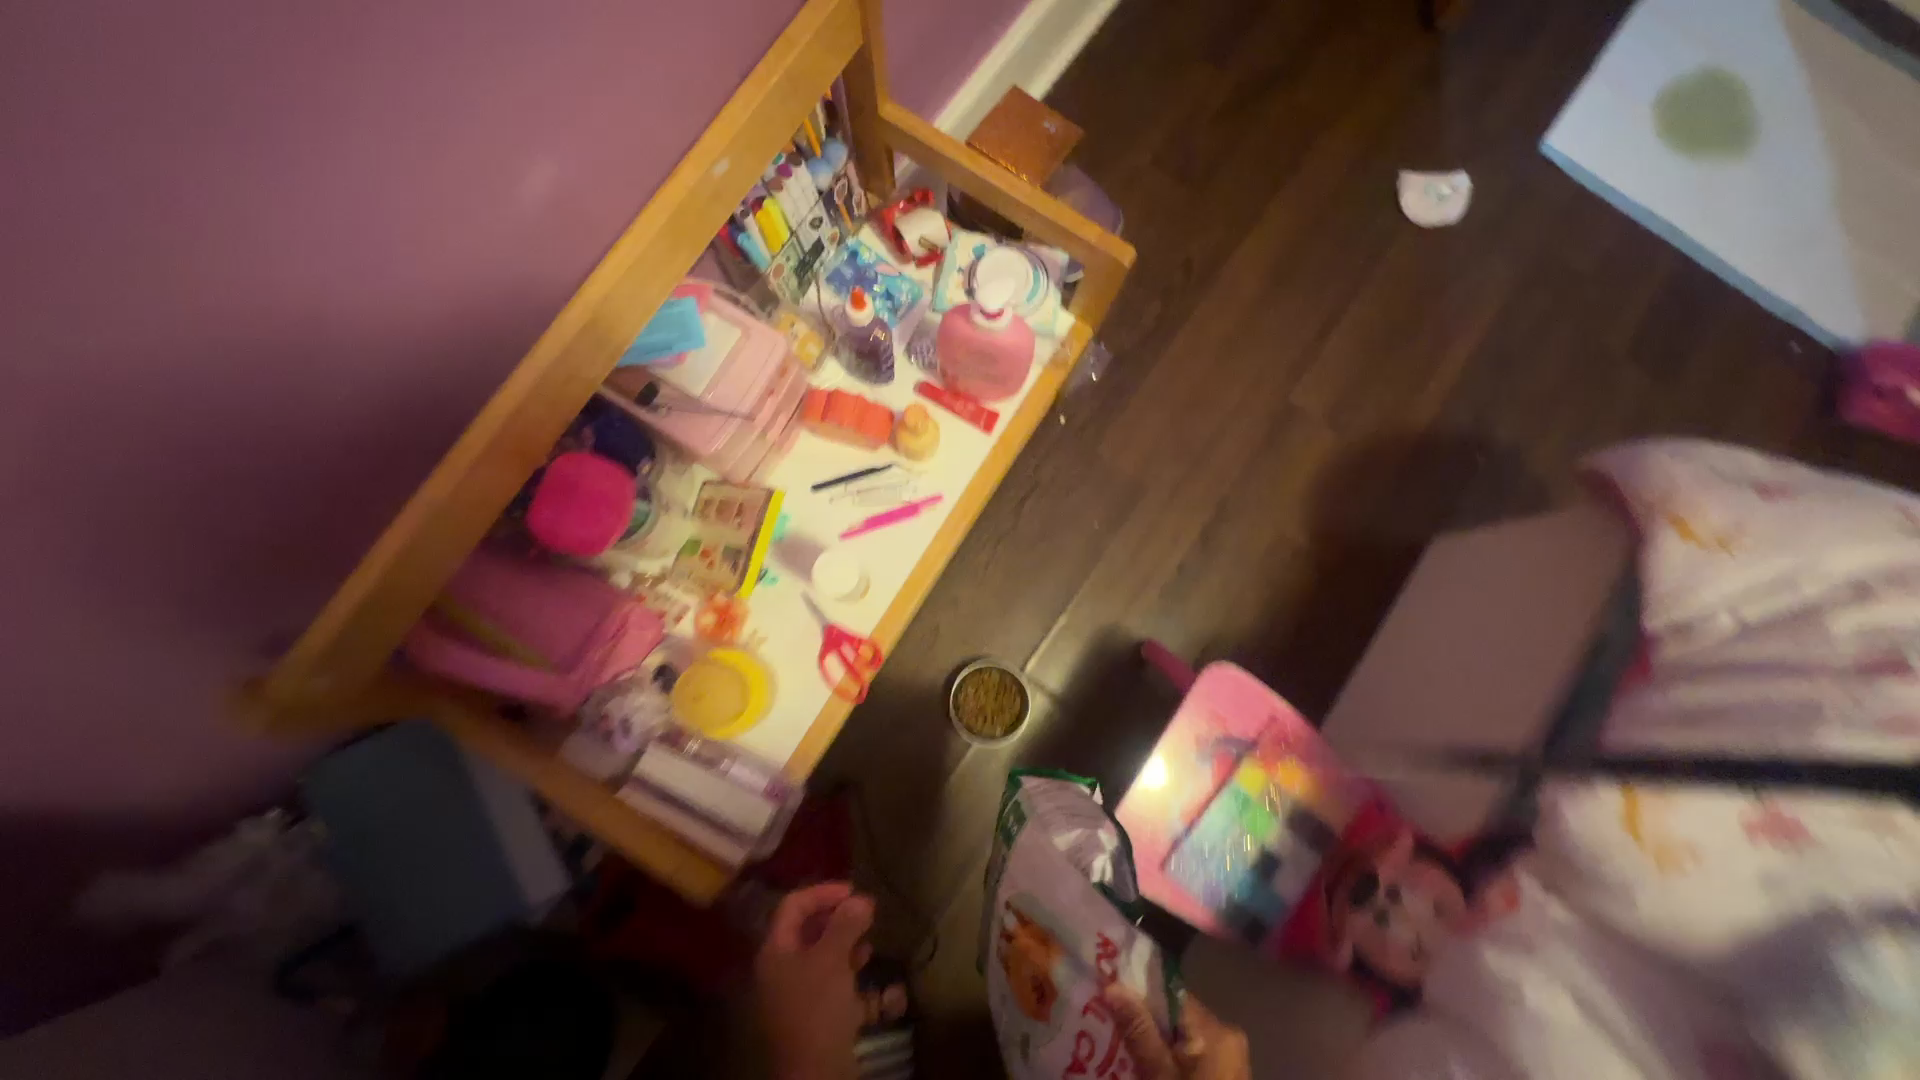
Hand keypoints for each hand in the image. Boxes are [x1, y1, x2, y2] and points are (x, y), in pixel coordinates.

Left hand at [755, 882, 874, 1079]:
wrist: (815, 1073)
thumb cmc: (818, 1008)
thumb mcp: (832, 960)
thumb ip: (845, 925)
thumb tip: (861, 899)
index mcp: (776, 951)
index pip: (793, 906)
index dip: (823, 892)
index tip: (853, 890)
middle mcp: (781, 969)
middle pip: (806, 930)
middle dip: (836, 917)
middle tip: (865, 911)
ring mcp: (796, 993)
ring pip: (820, 955)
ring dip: (844, 942)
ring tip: (868, 936)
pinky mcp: (813, 1014)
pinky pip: (830, 981)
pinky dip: (848, 970)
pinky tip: (866, 967)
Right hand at [1104, 986, 1250, 1079]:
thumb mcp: (1159, 1077)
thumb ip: (1139, 1032)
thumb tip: (1112, 985)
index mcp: (1216, 1029)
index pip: (1169, 993)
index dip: (1137, 993)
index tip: (1106, 995)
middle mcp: (1227, 1035)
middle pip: (1174, 1014)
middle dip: (1141, 1020)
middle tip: (1105, 1023)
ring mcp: (1228, 1058)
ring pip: (1179, 1035)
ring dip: (1151, 1041)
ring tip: (1117, 1045)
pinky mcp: (1224, 1075)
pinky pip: (1190, 1054)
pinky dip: (1167, 1058)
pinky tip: (1143, 1067)